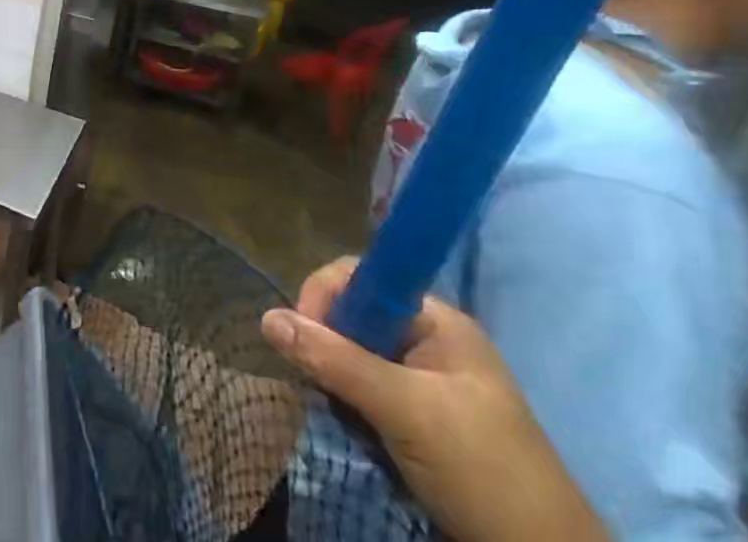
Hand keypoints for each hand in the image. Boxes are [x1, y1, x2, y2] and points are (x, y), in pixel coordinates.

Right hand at [261, 256, 606, 541]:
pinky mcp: (417, 419)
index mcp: (436, 322)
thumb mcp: (405, 409)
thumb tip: (266, 316)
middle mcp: (428, 342)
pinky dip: (348, 407)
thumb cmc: (481, 469)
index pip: (363, 279)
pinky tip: (352, 430)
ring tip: (338, 414)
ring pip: (353, 358)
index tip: (302, 337)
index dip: (324, 296)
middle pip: (354, 317)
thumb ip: (336, 360)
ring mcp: (423, 382)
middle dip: (327, 346)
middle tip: (319, 386)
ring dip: (335, 382)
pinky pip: (364, 392)